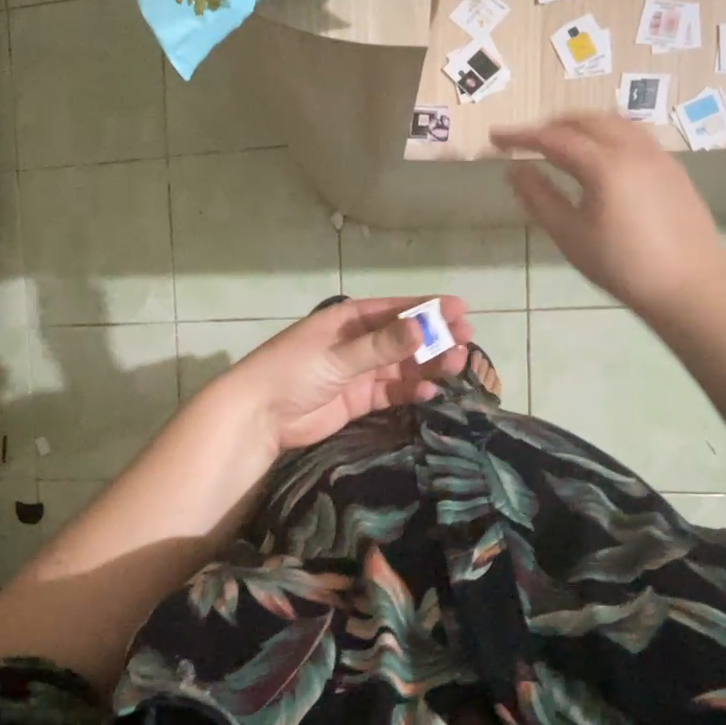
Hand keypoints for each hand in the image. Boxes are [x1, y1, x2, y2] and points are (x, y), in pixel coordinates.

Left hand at [221, 297, 473, 452]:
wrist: (259, 415)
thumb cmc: (292, 373)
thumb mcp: (338, 356)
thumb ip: (381, 345)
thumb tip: (423, 326)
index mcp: (347, 320)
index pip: (394, 310)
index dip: (427, 309)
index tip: (461, 310)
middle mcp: (355, 343)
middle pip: (402, 338)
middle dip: (434, 338)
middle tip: (467, 341)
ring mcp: (356, 372)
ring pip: (400, 366)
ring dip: (427, 365)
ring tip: (457, 365)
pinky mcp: (356, 400)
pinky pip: (390, 392)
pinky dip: (409, 391)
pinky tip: (429, 392)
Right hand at [496, 113, 725, 315]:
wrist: (689, 282)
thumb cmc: (620, 264)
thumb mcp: (569, 235)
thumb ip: (539, 198)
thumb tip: (514, 170)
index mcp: (603, 165)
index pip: (552, 138)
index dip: (520, 136)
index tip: (494, 138)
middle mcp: (632, 148)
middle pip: (584, 121)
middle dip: (550, 125)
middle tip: (523, 140)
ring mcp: (656, 154)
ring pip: (612, 122)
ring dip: (579, 125)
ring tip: (558, 142)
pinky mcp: (670, 166)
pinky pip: (632, 134)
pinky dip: (604, 133)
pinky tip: (597, 155)